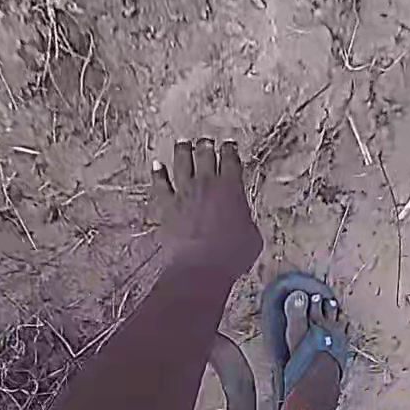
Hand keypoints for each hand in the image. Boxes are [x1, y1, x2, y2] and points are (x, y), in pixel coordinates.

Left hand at [152, 139, 262, 279]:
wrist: (200, 268)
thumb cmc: (231, 255)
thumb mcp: (252, 237)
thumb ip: (246, 220)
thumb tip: (243, 221)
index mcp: (231, 187)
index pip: (231, 159)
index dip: (230, 150)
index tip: (229, 146)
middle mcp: (207, 183)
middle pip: (205, 154)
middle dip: (206, 145)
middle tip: (206, 142)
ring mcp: (184, 192)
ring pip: (182, 161)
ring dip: (183, 150)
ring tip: (183, 144)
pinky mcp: (166, 205)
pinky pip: (160, 183)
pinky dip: (158, 173)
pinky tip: (157, 165)